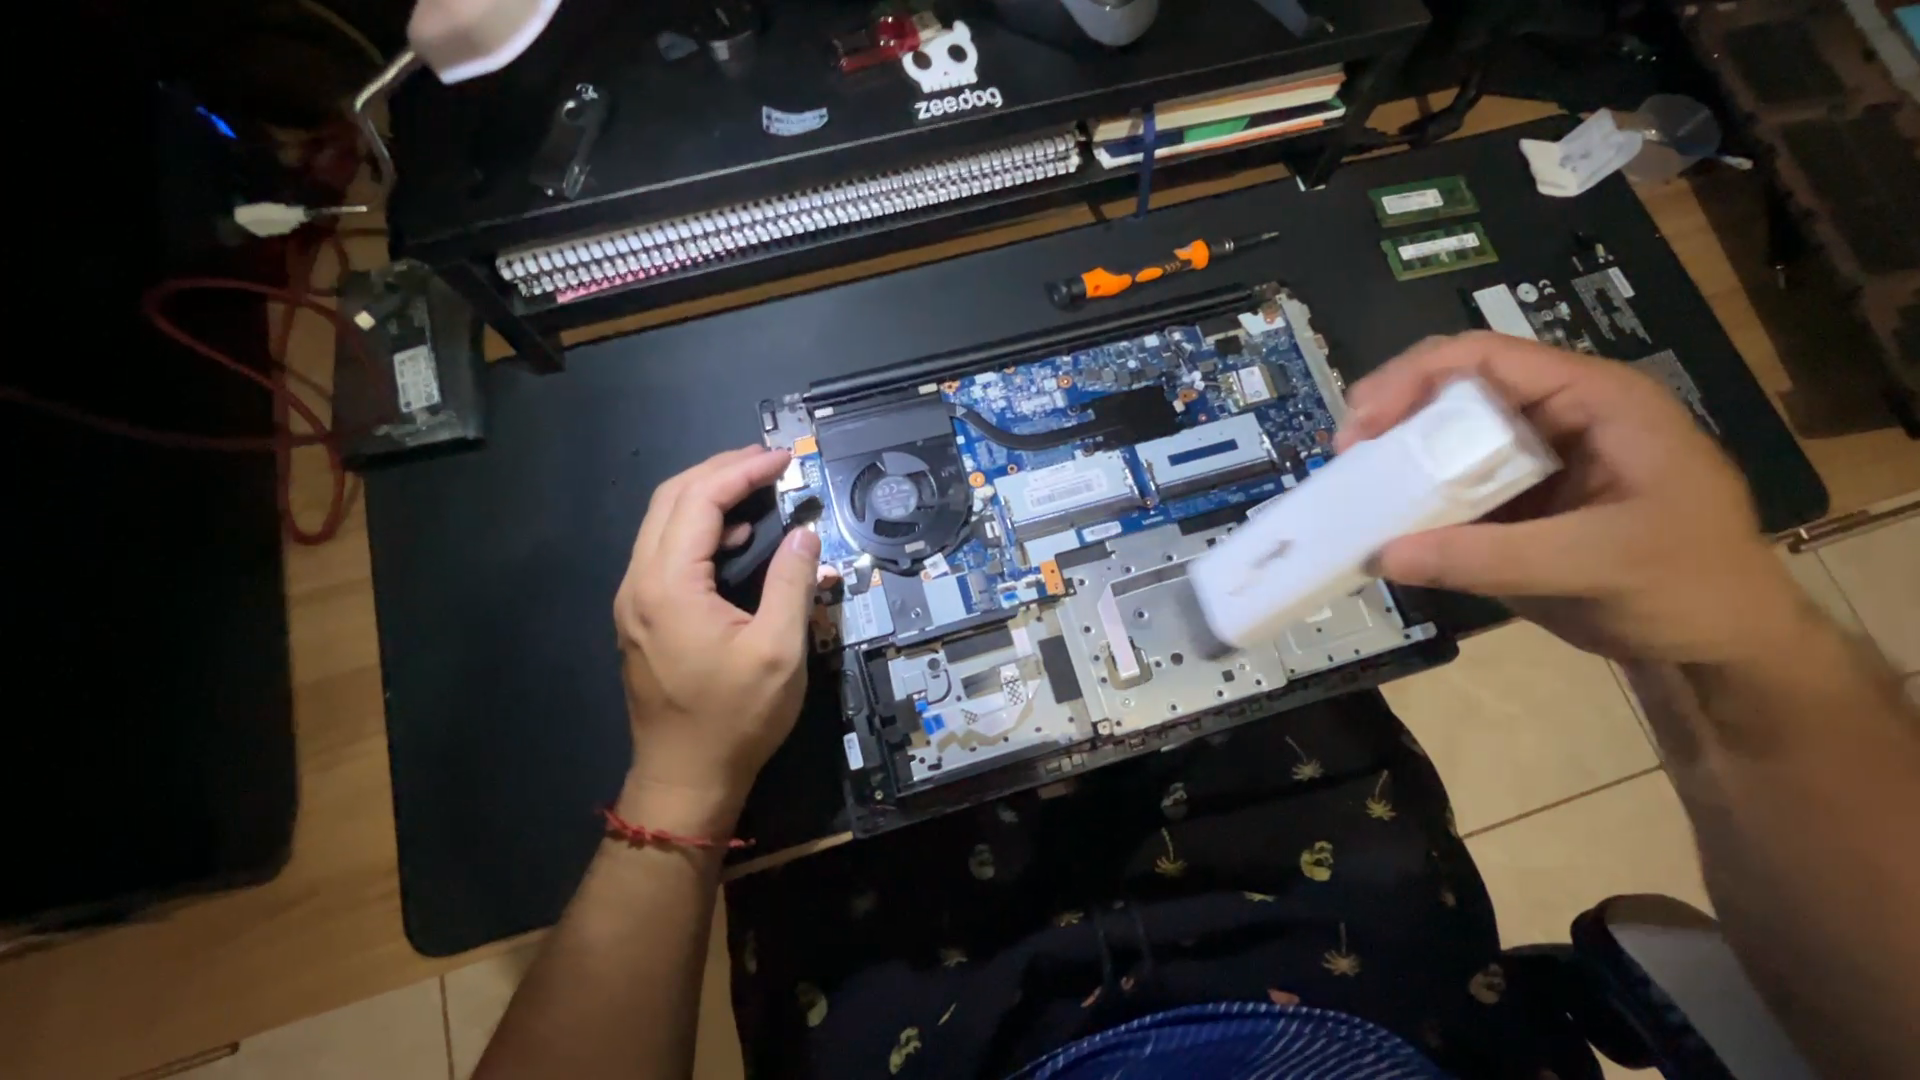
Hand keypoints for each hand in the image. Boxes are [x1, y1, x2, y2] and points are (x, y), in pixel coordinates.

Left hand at [613, 447, 821, 832]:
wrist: (685, 776)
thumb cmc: (735, 718)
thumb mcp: (779, 651)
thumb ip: (792, 582)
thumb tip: (806, 534)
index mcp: (669, 585)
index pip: (700, 502)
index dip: (743, 471)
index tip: (784, 458)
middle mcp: (640, 583)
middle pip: (670, 500)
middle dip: (720, 470)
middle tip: (769, 462)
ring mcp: (635, 600)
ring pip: (663, 523)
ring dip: (707, 496)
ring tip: (758, 487)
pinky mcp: (642, 616)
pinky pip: (665, 551)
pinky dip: (699, 529)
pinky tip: (737, 537)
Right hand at [1334, 332, 1807, 663]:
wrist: (1721, 645)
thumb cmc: (1690, 586)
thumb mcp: (1596, 564)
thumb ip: (1489, 557)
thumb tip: (1382, 555)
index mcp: (1593, 401)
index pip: (1487, 359)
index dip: (1413, 379)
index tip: (1360, 424)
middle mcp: (1554, 419)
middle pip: (1453, 392)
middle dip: (1391, 417)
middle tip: (1344, 457)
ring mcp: (1529, 463)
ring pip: (1443, 442)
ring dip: (1395, 463)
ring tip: (1351, 492)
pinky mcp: (1511, 505)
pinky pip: (1446, 491)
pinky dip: (1410, 504)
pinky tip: (1380, 524)